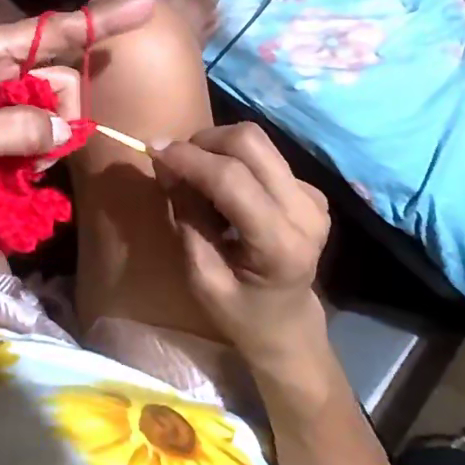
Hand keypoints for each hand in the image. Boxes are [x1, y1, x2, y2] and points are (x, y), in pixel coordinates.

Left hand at [0, 0, 156, 229]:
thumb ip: (16, 128)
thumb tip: (67, 131)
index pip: (50, 31)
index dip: (99, 22)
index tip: (146, 7)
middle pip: (60, 76)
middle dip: (63, 114)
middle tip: (44, 154)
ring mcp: (0, 94)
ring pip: (55, 107)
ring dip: (51, 138)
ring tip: (26, 165)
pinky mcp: (2, 121)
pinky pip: (42, 128)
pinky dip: (42, 149)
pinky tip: (25, 166)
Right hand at [152, 124, 331, 365]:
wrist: (287, 324)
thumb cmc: (239, 310)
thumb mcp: (200, 275)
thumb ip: (186, 216)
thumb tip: (163, 163)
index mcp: (280, 244)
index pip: (231, 179)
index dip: (188, 158)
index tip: (152, 151)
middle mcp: (304, 211)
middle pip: (250, 142)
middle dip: (203, 142)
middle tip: (175, 163)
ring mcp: (312, 196)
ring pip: (257, 141)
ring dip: (216, 147)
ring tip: (195, 175)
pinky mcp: (310, 188)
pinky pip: (263, 155)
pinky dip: (232, 160)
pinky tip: (222, 189)